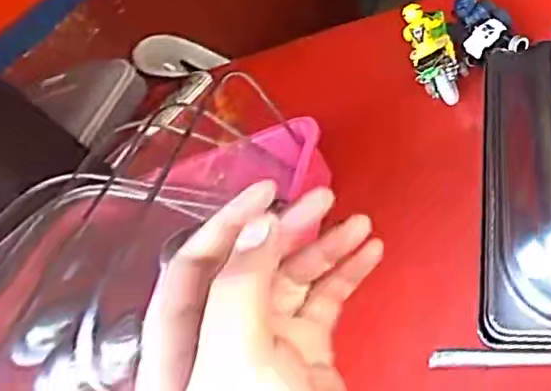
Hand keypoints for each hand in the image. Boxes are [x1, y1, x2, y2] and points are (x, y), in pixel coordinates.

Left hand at [137, 181, 384, 390]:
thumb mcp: (235, 360)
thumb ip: (240, 290)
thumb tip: (261, 226)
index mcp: (183, 349)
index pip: (193, 270)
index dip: (226, 224)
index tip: (266, 188)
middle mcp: (221, 344)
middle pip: (252, 267)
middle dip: (290, 227)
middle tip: (324, 199)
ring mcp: (265, 348)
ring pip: (295, 279)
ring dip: (329, 245)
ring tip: (359, 225)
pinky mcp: (305, 354)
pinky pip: (328, 299)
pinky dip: (350, 271)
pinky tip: (367, 253)